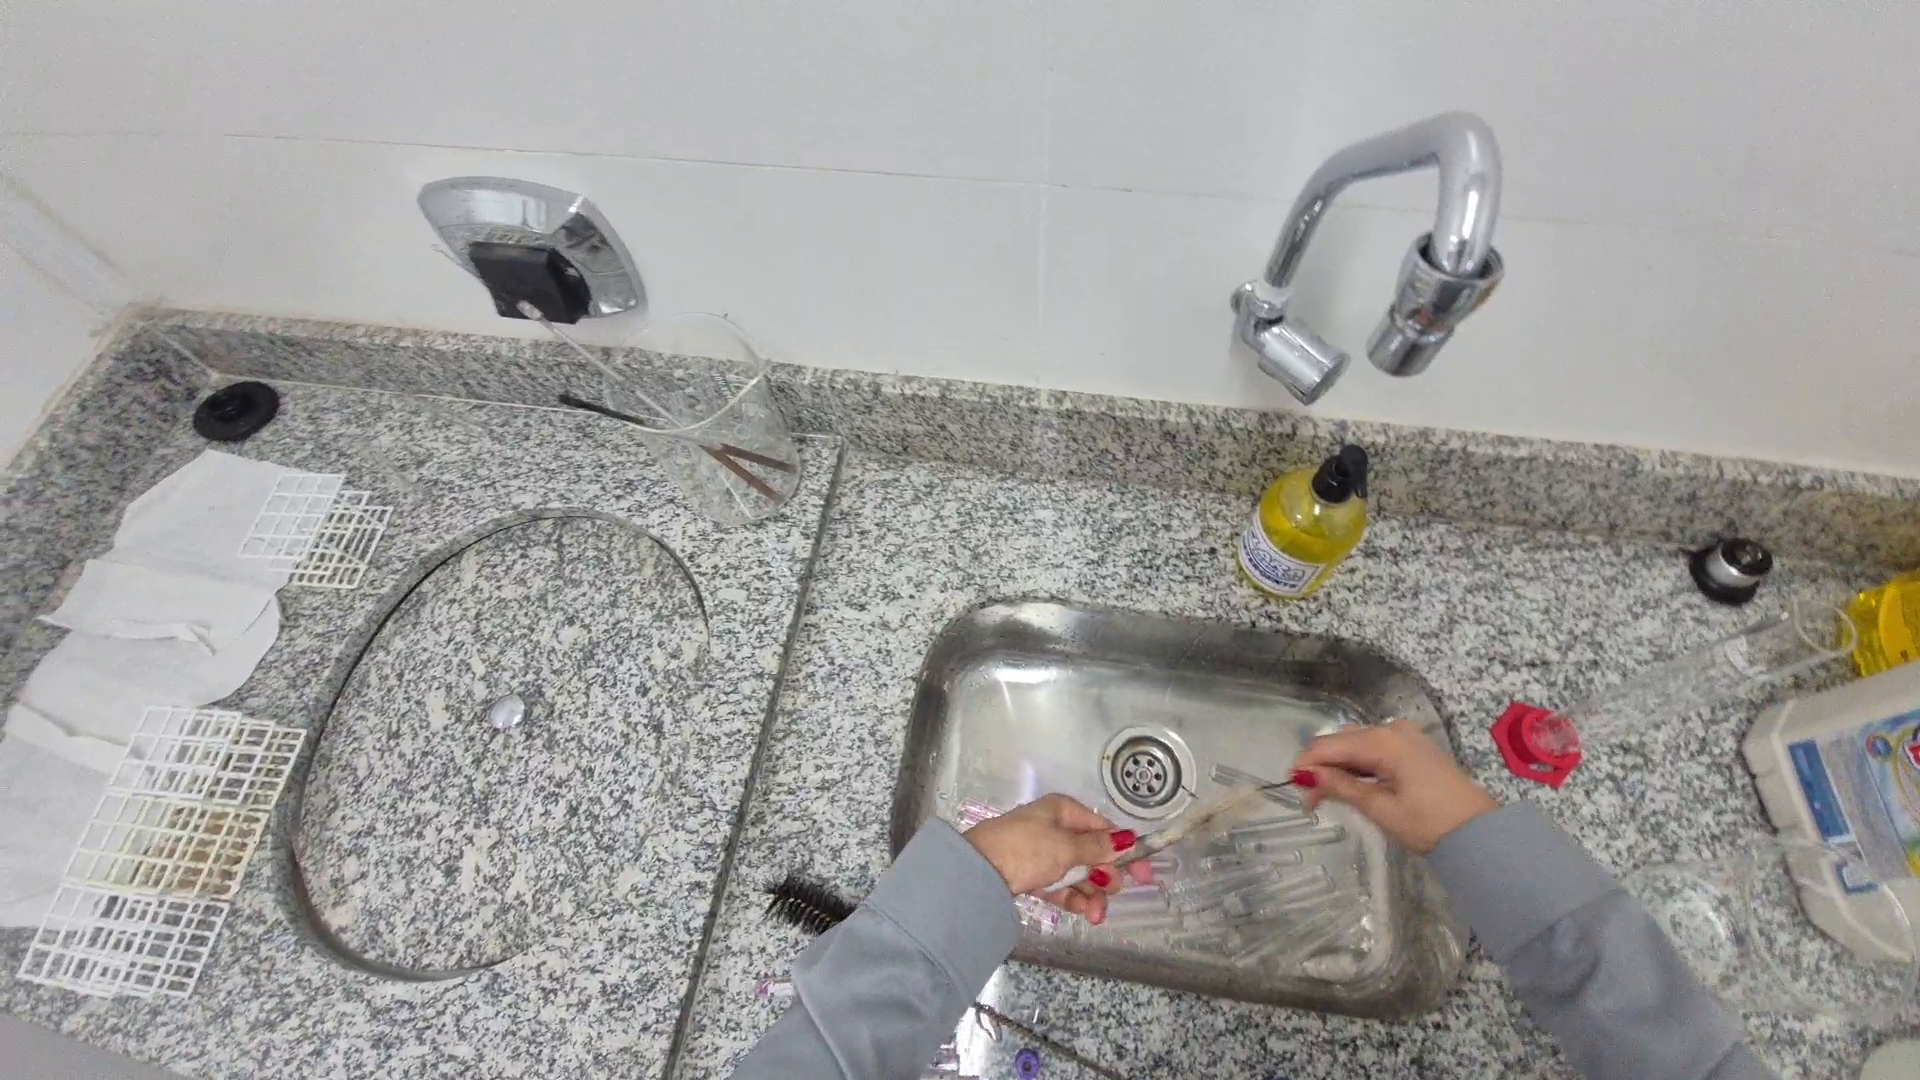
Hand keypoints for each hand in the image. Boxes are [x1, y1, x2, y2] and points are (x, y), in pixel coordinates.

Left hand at [962, 794, 1151, 924]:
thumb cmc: (1027, 848)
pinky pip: (1061, 886)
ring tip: (1096, 914)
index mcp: (1063, 810)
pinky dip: (1073, 898)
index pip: (1102, 828)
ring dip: (1092, 893)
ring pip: (1078, 873)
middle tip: (1111, 893)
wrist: (979, 870)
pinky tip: (1084, 912)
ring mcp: (1042, 852)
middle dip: (1106, 876)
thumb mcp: (1067, 846)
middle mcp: (1054, 828)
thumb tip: (1128, 839)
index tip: (1145, 875)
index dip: (1125, 850)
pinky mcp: (1031, 875)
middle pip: (1092, 853)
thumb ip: (1099, 847)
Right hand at [1292, 720, 1497, 854]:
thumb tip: (1305, 775)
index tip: (1298, 793)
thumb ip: (1340, 787)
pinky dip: (1357, 764)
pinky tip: (1354, 785)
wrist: (1485, 837)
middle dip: (1320, 766)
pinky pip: (1372, 748)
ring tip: (1331, 795)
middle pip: (1339, 741)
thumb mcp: (1380, 808)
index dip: (1306, 766)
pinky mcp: (1412, 747)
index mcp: (1382, 741)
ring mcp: (1404, 736)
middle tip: (1313, 800)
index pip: (1327, 746)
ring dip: (1337, 766)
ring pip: (1354, 743)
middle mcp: (1391, 729)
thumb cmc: (1431, 824)